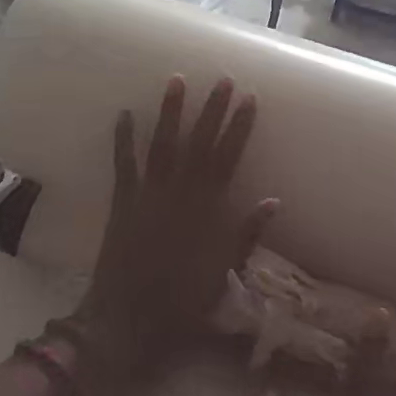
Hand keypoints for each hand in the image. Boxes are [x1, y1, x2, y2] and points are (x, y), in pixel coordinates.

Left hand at [59, 76, 277, 395]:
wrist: (131, 317)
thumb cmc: (185, 301)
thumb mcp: (225, 270)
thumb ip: (247, 234)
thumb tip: (273, 201)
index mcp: (208, 210)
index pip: (228, 158)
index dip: (239, 127)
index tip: (249, 98)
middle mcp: (180, 194)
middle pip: (198, 144)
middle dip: (211, 110)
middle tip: (222, 79)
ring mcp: (148, 195)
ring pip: (162, 145)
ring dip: (169, 112)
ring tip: (176, 80)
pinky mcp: (122, 202)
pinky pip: (123, 164)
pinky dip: (123, 139)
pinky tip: (124, 113)